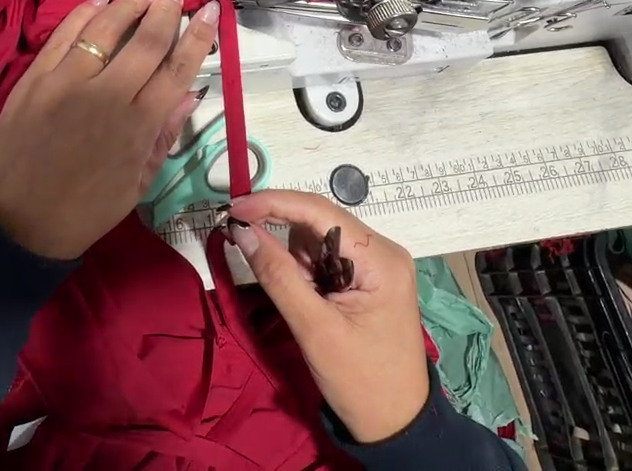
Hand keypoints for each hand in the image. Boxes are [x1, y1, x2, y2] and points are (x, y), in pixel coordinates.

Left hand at [0, 0, 218, 259]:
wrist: (15, 225)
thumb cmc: (83, 212)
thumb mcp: (136, 185)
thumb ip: (163, 136)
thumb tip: (190, 93)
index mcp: (137, 126)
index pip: (178, 68)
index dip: (198, 36)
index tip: (211, 10)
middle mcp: (107, 96)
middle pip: (146, 40)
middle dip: (165, 9)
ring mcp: (67, 82)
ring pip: (105, 28)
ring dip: (128, 3)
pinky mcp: (36, 78)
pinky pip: (64, 35)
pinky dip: (84, 13)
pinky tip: (100, 1)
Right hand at [227, 190, 429, 444]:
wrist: (397, 429)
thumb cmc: (362, 382)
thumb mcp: (315, 330)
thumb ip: (277, 275)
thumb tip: (241, 230)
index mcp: (380, 258)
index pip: (320, 211)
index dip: (273, 202)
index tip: (235, 208)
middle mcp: (381, 250)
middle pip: (317, 220)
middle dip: (282, 236)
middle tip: (244, 245)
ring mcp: (375, 262)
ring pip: (316, 237)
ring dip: (294, 260)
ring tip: (302, 302)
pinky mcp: (365, 277)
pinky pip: (323, 256)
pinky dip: (304, 271)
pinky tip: (308, 301)